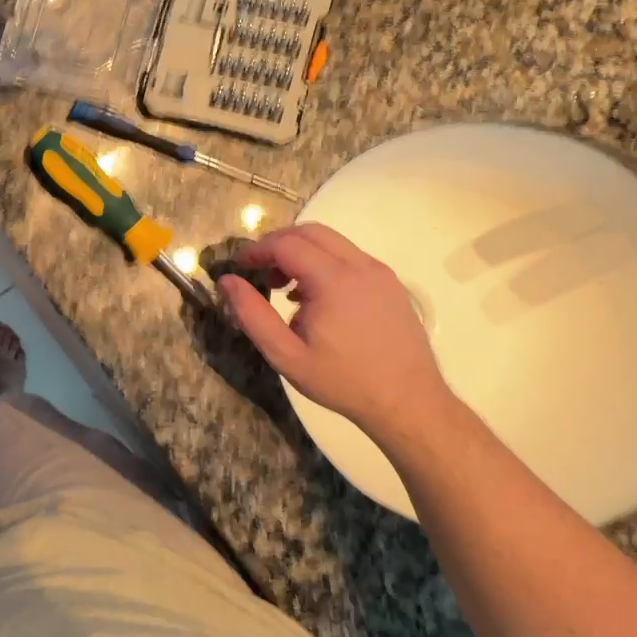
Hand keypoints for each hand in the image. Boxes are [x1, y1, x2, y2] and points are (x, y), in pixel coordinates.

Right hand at [217, 223, 452, 442]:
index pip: (287, 244)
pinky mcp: (391, 286)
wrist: (409, 403)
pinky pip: (350, 258)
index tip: (240, 267)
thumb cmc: (342, 381)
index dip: (257, 250)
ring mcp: (381, 275)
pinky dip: (324, 263)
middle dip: (278, 244)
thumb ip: (251, 314)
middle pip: (311, 232)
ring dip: (301, 253)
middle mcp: (362, 268)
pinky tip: (315, 298)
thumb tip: (227, 281)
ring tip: (284, 287)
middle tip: (259, 271)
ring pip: (333, 243)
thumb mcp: (285, 354)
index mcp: (335, 281)